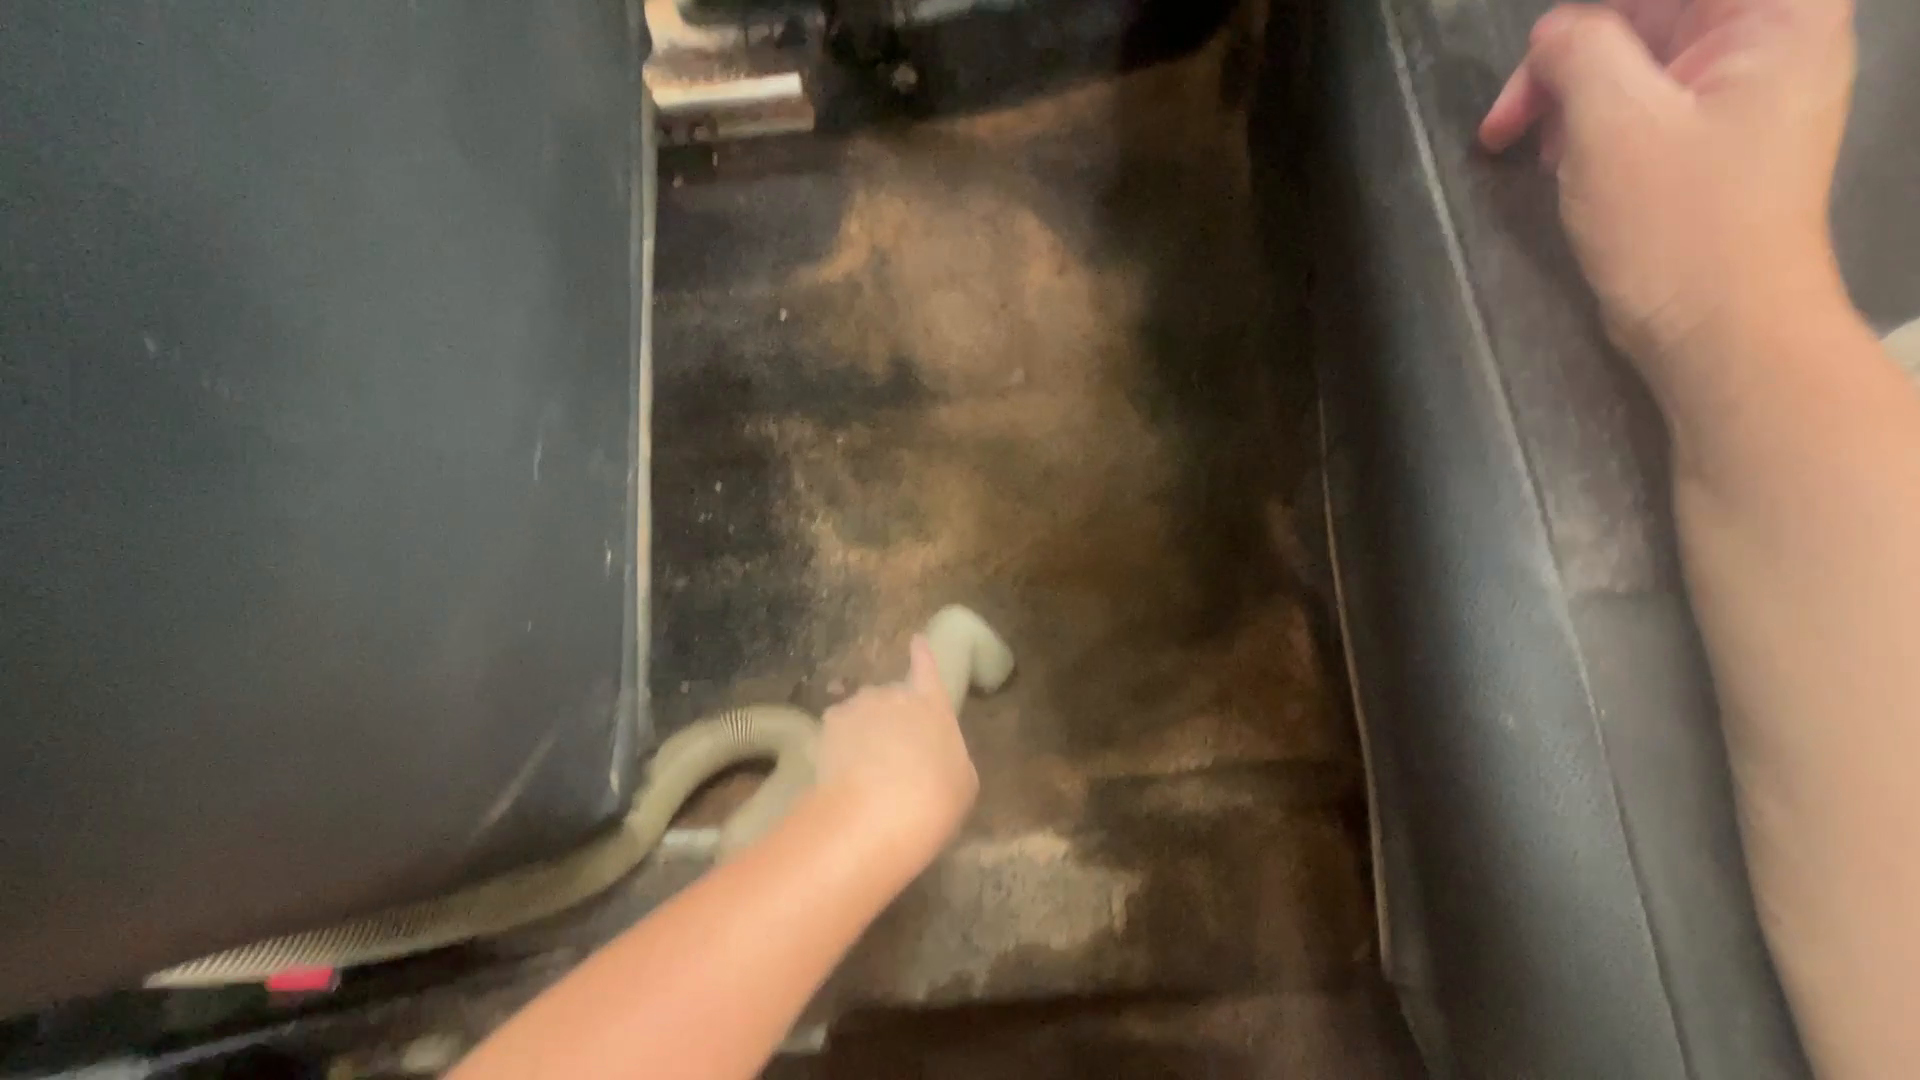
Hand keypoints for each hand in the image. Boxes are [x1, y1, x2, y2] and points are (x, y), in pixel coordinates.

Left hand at [813, 636, 977, 860]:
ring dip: (863, 727)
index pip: (927, 667)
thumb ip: (950, 756)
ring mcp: (860, 704)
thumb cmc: (935, 799)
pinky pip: (837, 727)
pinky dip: (839, 742)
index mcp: (933, 704)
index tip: (915, 640)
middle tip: (890, 749)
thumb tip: (937, 755)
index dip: (922, 654)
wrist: (877, 813)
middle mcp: (896, 694)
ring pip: (861, 709)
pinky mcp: (830, 723)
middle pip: (891, 694)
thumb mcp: (963, 781)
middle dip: (890, 714)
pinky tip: (841, 768)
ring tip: (862, 762)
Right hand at [1480, 0, 1856, 410]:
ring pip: (1638, 63)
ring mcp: (1743, 93)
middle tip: (1502, 126)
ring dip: (1571, 100)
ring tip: (1534, 153)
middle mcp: (1771, 38)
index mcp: (1774, 13)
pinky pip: (1645, 105)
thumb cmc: (1673, 223)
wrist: (1719, 324)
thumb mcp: (1611, 127)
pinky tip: (1565, 164)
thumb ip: (1579, 54)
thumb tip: (1551, 33)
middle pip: (1648, 15)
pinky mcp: (1715, 139)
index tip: (1529, 69)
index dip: (1584, 20)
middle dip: (1566, 63)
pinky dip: (1594, 126)